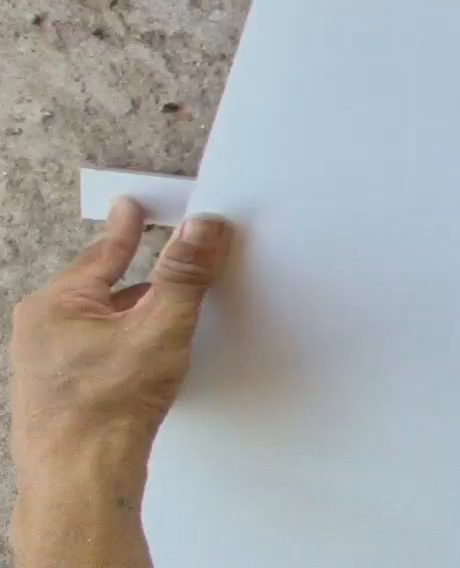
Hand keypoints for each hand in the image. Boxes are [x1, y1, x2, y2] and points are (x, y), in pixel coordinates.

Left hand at [9, 197, 232, 567]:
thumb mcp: (163, 322)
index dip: (129, 227)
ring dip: (145, 305)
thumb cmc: (109, 400)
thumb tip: (202, 227)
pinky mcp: (65, 379)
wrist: (82, 467)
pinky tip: (159, 344)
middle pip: (109, 282)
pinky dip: (137, 330)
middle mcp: (43, 327)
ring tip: (178, 307)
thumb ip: (186, 271)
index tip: (134, 206)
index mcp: (56, 306)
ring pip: (110, 313)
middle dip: (147, 270)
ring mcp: (50, 356)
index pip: (105, 252)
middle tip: (178, 252)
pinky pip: (107, 337)